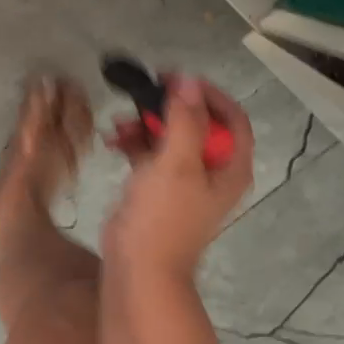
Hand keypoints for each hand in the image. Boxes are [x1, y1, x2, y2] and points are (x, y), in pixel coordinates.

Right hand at [101, 74, 255, 282]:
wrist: (138, 265)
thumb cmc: (163, 215)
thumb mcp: (176, 164)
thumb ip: (183, 121)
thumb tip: (187, 81)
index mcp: (230, 166)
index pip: (230, 117)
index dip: (206, 94)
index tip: (173, 79)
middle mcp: (212, 170)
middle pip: (197, 124)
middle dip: (167, 108)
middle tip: (139, 96)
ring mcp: (183, 180)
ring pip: (170, 138)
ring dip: (146, 125)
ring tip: (119, 123)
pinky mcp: (156, 188)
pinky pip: (149, 154)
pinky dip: (133, 143)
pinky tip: (112, 140)